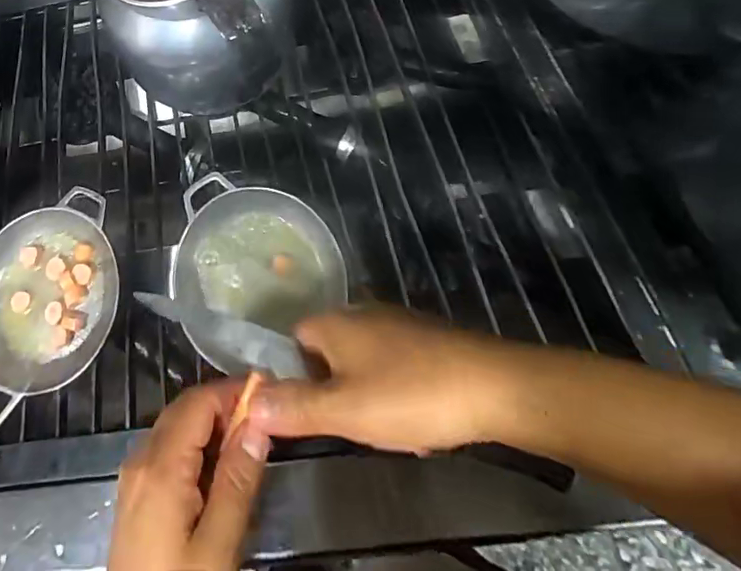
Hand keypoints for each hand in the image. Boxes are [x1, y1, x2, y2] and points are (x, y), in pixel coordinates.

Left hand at [109, 380, 269, 570]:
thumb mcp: (218, 545)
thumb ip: (237, 479)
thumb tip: (259, 421)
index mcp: (160, 466)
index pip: (199, 402)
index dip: (233, 392)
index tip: (270, 395)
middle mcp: (140, 460)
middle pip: (185, 410)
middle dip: (224, 405)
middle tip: (264, 418)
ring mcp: (133, 478)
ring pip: (175, 428)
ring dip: (211, 426)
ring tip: (249, 442)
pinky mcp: (134, 496)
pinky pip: (167, 451)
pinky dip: (195, 446)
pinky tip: (219, 469)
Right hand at [249, 306, 518, 453]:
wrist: (491, 386)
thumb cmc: (409, 396)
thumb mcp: (344, 410)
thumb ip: (294, 407)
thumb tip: (248, 401)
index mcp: (336, 323)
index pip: (293, 336)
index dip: (291, 372)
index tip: (301, 408)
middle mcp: (362, 313)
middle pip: (328, 349)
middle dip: (331, 388)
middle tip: (342, 424)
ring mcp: (397, 323)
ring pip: (362, 361)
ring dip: (364, 394)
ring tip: (380, 427)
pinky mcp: (425, 339)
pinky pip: (393, 365)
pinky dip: (394, 390)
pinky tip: (412, 418)